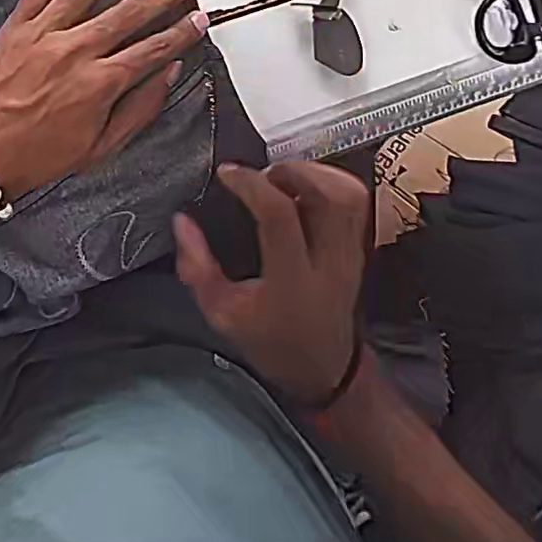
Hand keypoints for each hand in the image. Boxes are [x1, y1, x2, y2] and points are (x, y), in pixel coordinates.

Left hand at [0, 0, 208, 199]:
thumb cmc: (40, 154)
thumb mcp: (102, 147)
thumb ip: (141, 108)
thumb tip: (169, 74)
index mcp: (98, 84)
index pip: (153, 48)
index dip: (182, 31)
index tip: (197, 19)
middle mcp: (73, 52)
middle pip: (128, 12)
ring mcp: (42, 35)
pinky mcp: (17, 27)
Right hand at [174, 162, 370, 403]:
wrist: (324, 369)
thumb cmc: (269, 339)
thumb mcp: (221, 311)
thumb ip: (197, 266)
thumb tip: (182, 220)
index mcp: (292, 279)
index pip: (278, 215)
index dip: (250, 184)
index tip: (226, 174)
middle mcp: (329, 261)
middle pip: (324, 195)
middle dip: (286, 172)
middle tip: (258, 176)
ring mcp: (351, 253)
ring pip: (347, 193)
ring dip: (311, 172)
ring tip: (281, 178)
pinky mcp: (360, 247)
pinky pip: (357, 201)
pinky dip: (330, 181)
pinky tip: (304, 186)